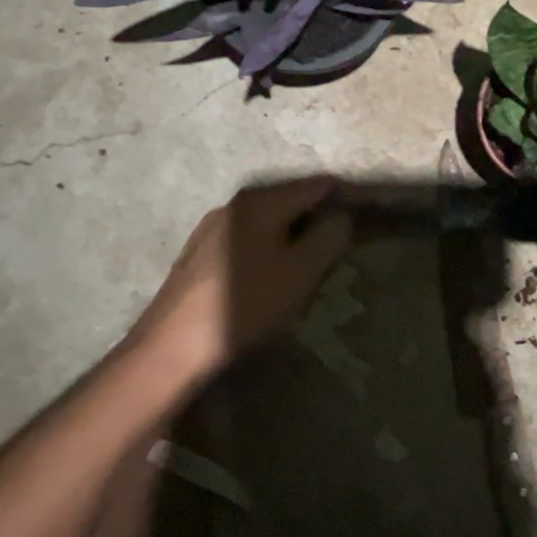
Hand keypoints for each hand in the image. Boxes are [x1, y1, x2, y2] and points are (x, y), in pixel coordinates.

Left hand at [126, 176, 351, 390]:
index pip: (318, 185)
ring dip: (294, 236)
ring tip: (310, 265)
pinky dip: (270, 249)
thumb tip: (341, 216)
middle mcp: (234, 204)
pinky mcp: (200, 254)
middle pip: (292, 200)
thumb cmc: (245, 305)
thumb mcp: (301, 271)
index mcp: (260, 201)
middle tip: (340, 247)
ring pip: (269, 221)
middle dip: (319, 218)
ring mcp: (212, 228)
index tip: (366, 218)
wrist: (170, 352)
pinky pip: (249, 239)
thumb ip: (330, 236)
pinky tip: (273, 277)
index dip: (346, 198)